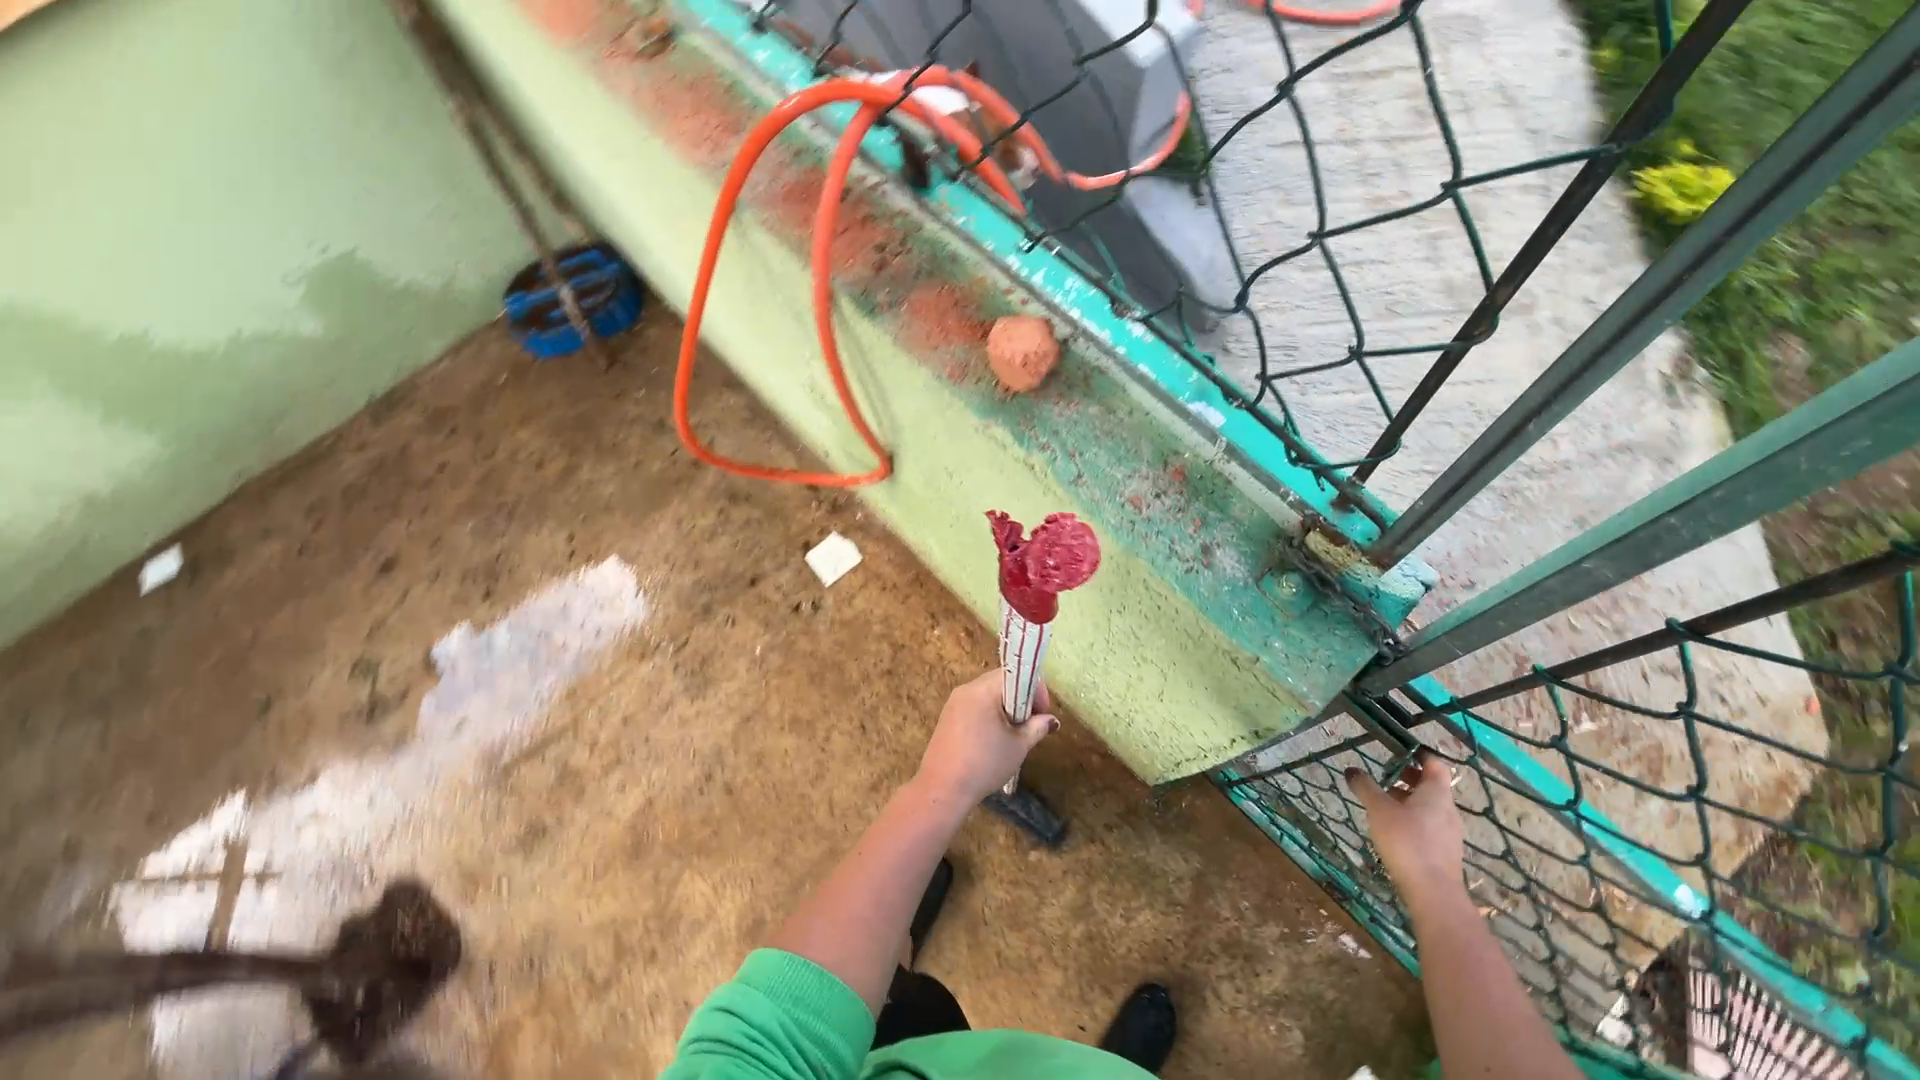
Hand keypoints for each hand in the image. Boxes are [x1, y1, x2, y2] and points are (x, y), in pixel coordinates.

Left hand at [914, 670, 1057, 803]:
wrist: (943, 788)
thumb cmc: (985, 764)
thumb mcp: (1019, 745)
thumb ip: (1038, 727)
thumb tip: (1051, 720)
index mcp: (983, 690)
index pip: (1016, 674)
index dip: (1035, 690)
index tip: (1042, 714)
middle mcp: (966, 689)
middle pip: (1001, 683)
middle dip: (1021, 700)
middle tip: (1031, 726)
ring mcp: (954, 703)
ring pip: (988, 696)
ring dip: (1005, 709)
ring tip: (1013, 736)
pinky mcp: (947, 717)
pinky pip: (975, 707)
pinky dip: (989, 716)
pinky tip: (992, 740)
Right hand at [1346, 751, 1465, 907]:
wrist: (1432, 891)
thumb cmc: (1406, 841)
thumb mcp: (1379, 810)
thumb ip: (1365, 788)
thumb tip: (1351, 770)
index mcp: (1436, 793)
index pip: (1435, 764)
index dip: (1418, 755)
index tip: (1398, 751)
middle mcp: (1448, 809)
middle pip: (1431, 785)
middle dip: (1408, 778)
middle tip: (1385, 777)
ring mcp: (1449, 831)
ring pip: (1429, 806)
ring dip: (1408, 800)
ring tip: (1383, 804)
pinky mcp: (1445, 851)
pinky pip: (1429, 825)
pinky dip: (1413, 820)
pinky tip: (1394, 831)